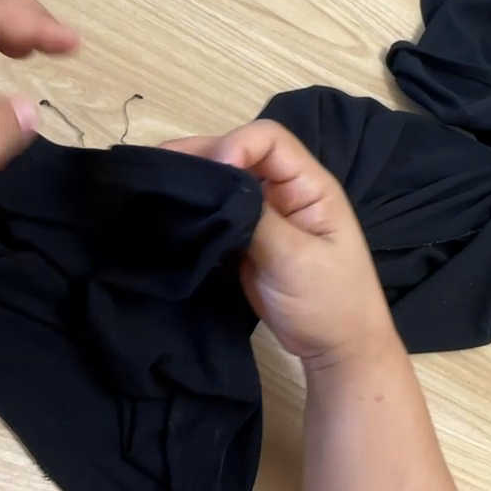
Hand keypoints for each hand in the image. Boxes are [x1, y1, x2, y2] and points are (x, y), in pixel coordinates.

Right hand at [164, 122, 398, 370]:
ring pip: (224, 185)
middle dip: (201, 158)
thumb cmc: (330, 301)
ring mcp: (265, 217)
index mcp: (309, 186)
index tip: (208, 175)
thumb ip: (257, 219)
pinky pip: (218, 216)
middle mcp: (285, 192)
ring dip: (193, 184)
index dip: (235, 146)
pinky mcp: (247, 241)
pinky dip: (194, 214)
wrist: (336, 349)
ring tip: (154, 190)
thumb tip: (216, 186)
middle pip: (240, 155)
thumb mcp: (295, 259)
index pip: (269, 141)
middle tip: (157, 172)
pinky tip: (168, 218)